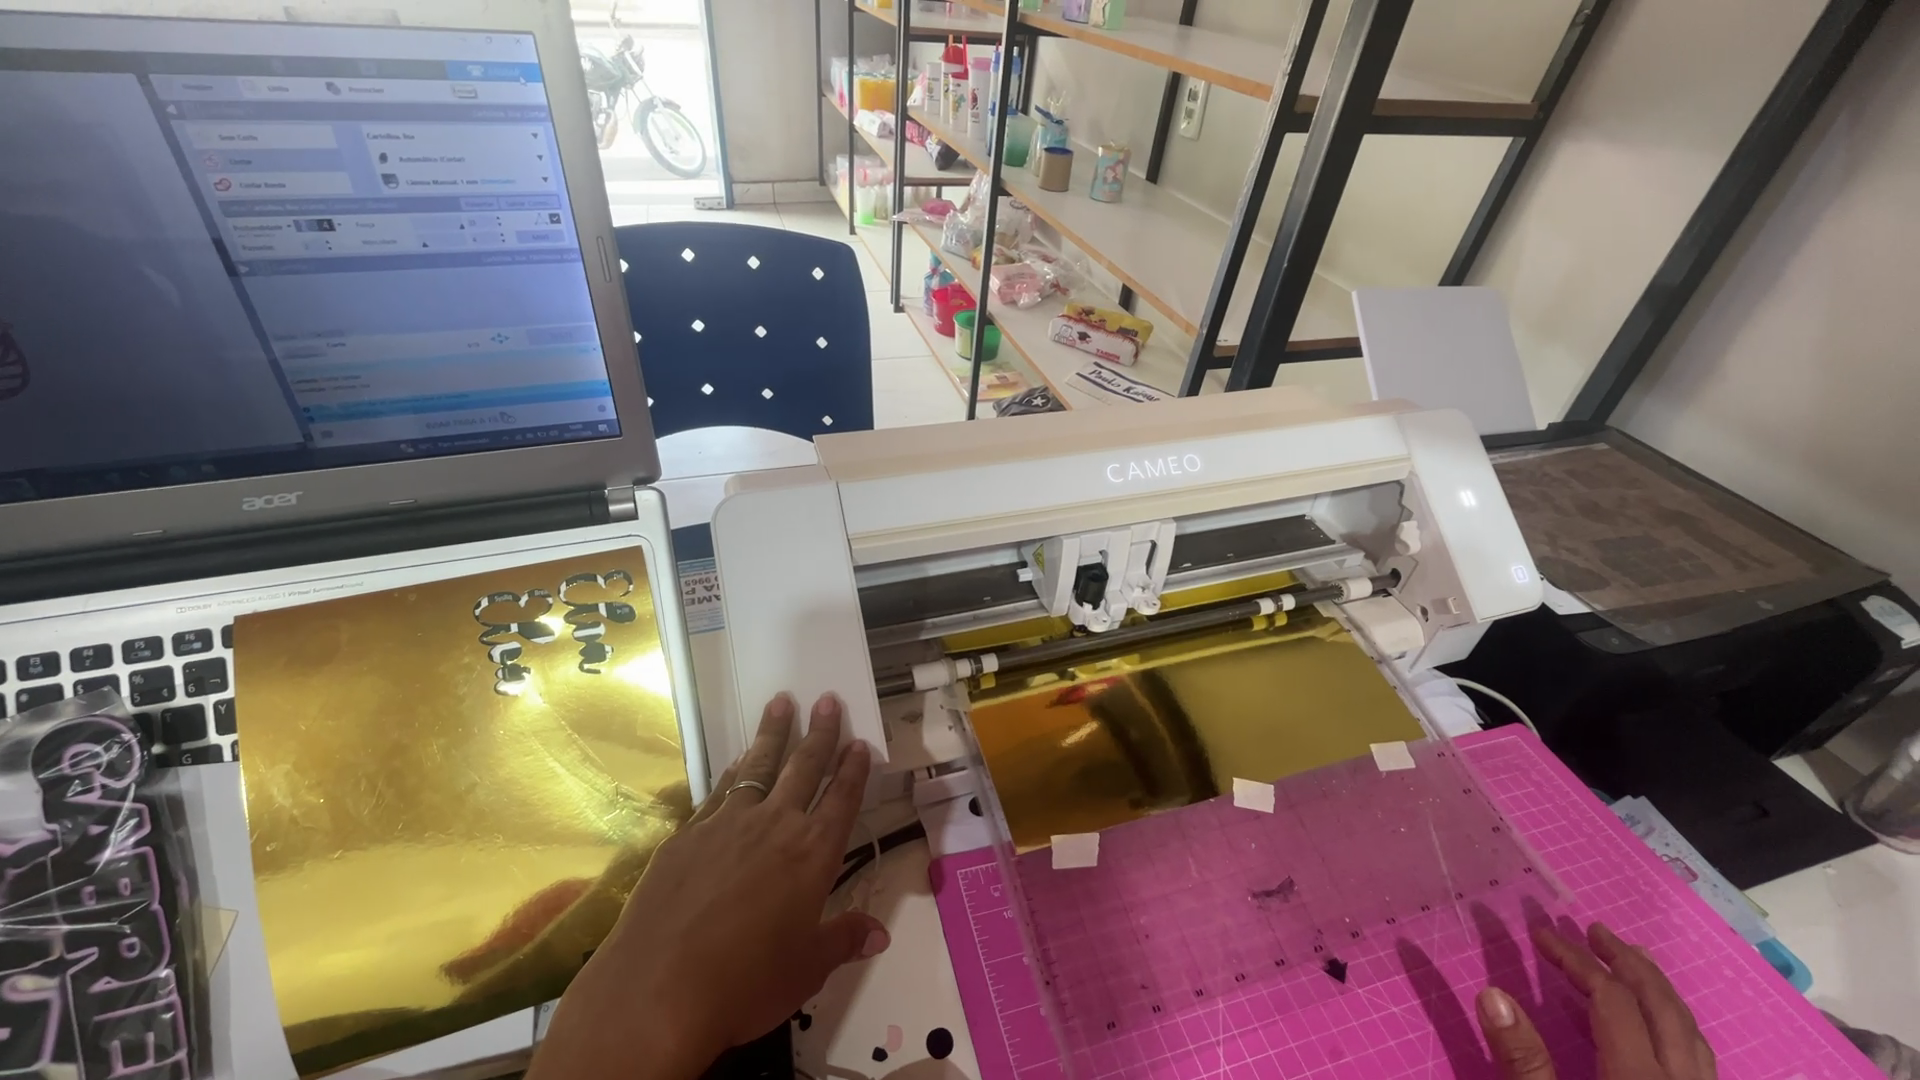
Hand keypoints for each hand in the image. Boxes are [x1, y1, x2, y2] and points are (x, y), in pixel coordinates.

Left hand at [528, 693, 888, 1079]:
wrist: (657, 990)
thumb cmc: (745, 984)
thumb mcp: (806, 970)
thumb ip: (843, 940)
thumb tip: (880, 935)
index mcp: (812, 854)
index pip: (841, 800)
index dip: (853, 770)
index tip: (860, 742)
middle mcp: (774, 826)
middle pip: (804, 769)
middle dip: (819, 733)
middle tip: (826, 700)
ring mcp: (727, 824)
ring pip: (758, 766)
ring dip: (773, 734)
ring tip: (781, 702)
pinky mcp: (688, 834)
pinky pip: (719, 790)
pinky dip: (733, 769)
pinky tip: (736, 761)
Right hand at [1477, 922, 1716, 1079]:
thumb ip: (1524, 1061)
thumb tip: (1492, 996)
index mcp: (1640, 1077)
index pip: (1611, 999)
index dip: (1576, 960)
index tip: (1540, 936)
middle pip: (1661, 1007)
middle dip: (1625, 962)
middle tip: (1593, 931)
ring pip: (1689, 1031)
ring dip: (1657, 987)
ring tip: (1632, 959)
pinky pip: (1698, 1055)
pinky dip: (1674, 1021)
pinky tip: (1656, 1021)